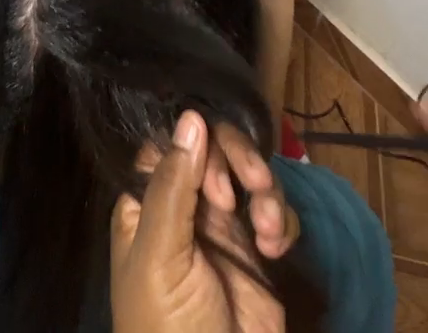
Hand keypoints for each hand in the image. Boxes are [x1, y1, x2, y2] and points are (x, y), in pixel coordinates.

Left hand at [112, 111, 285, 332]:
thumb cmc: (167, 326)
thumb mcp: (161, 256)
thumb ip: (173, 187)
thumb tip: (189, 116)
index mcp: (146, 203)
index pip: (168, 143)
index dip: (194, 145)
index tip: (214, 175)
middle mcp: (182, 206)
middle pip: (211, 149)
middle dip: (237, 160)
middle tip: (250, 187)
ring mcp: (221, 228)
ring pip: (247, 175)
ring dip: (266, 193)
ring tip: (270, 232)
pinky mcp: (255, 251)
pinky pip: (273, 213)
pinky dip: (281, 221)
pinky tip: (277, 249)